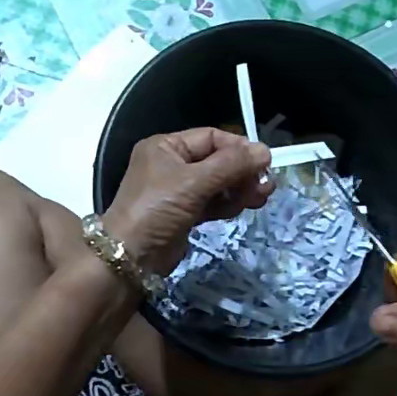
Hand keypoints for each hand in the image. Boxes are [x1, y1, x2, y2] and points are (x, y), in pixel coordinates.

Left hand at [103, 128, 273, 275]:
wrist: (129, 259)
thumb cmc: (157, 210)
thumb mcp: (194, 183)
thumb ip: (231, 165)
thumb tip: (265, 151)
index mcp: (166, 146)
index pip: (211, 137)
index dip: (239, 148)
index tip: (264, 161)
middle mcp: (172, 164)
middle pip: (219, 160)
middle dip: (244, 171)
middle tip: (266, 185)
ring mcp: (179, 190)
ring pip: (220, 182)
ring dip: (241, 189)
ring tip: (260, 198)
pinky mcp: (185, 213)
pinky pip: (214, 201)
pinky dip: (229, 203)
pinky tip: (244, 207)